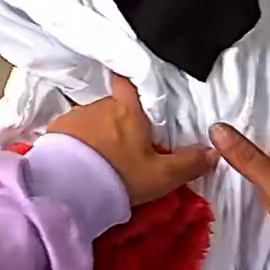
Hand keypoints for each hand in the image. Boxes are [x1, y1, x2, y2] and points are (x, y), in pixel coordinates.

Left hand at [47, 75, 215, 204]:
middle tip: (126, 145)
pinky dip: (77, 145)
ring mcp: (75, 117)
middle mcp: (101, 106)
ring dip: (98, 135)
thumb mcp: (161, 175)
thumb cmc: (120, 175)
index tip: (134, 86)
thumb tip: (215, 151)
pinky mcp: (55, 133)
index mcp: (128, 110)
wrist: (68, 188)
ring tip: (102, 159)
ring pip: (92, 121)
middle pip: (113, 106)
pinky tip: (81, 163)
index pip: (128, 82)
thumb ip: (189, 163)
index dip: (131, 81)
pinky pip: (71, 134)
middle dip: (119, 121)